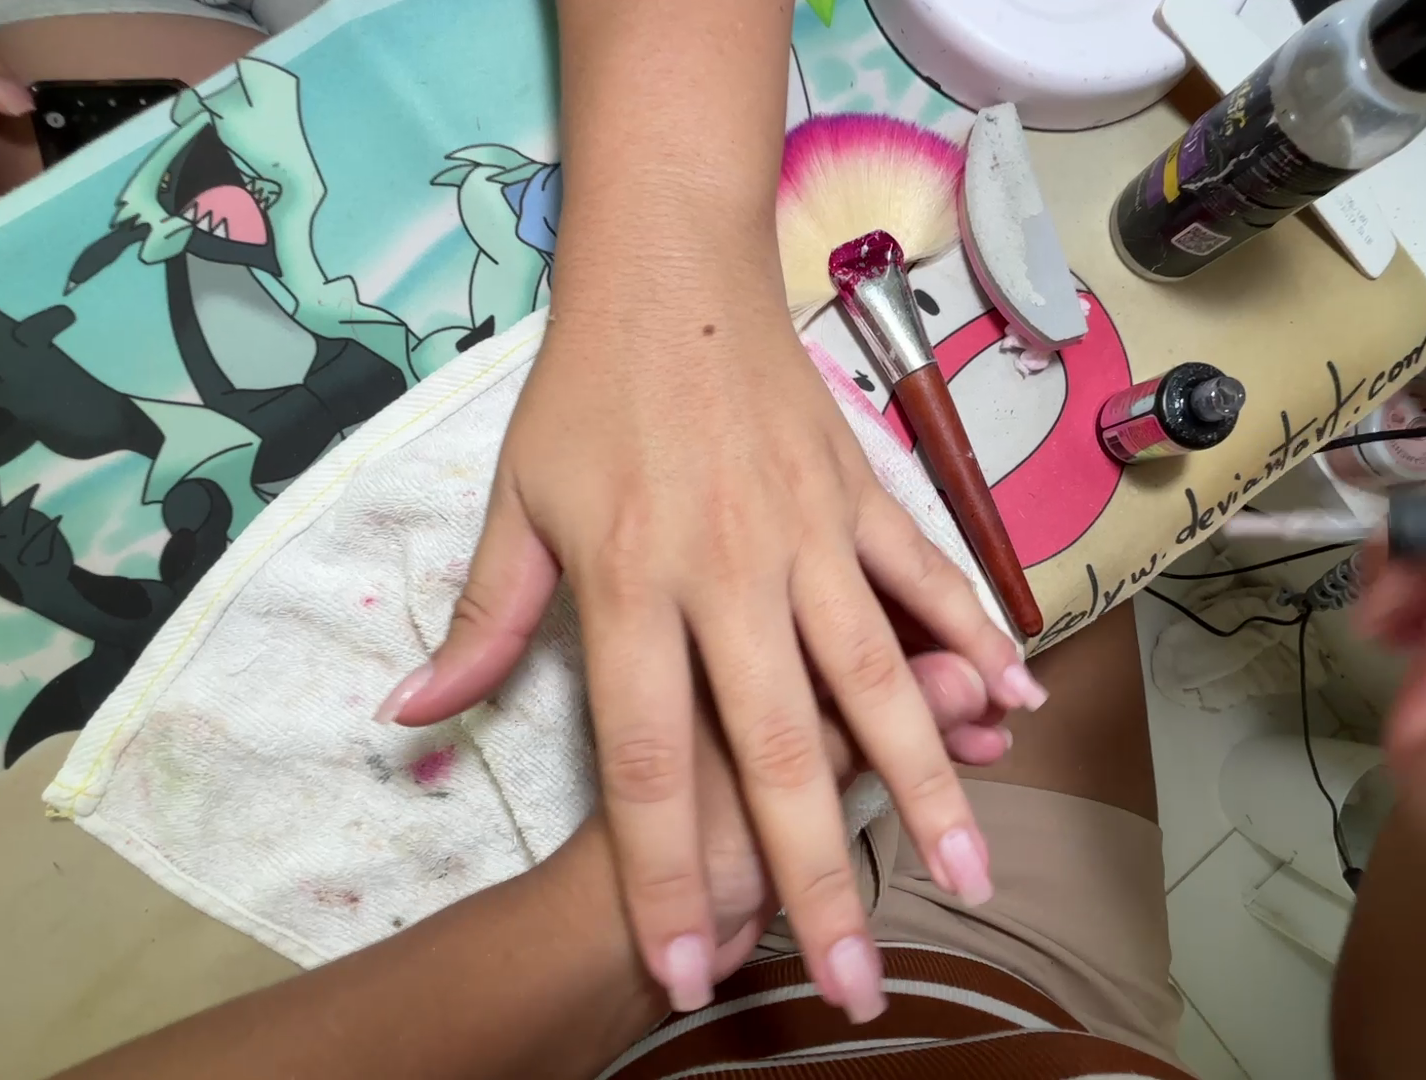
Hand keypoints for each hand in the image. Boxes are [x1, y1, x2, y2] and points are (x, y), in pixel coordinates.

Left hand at [381, 284, 1035, 1021]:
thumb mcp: (514, 500)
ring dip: (924, 774)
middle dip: (815, 870)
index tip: (687, 969)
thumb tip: (412, 721)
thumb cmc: (588, 393)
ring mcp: (809, 530)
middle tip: (853, 982)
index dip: (665, 871)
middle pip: (776, 741)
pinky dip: (970, 633)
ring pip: (875, 671)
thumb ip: (482, 619)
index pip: (644, 757)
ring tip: (966, 871)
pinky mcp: (861, 493)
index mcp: (630, 581)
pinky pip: (923, 572)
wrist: (673, 282)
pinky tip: (1013, 698)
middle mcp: (729, 570)